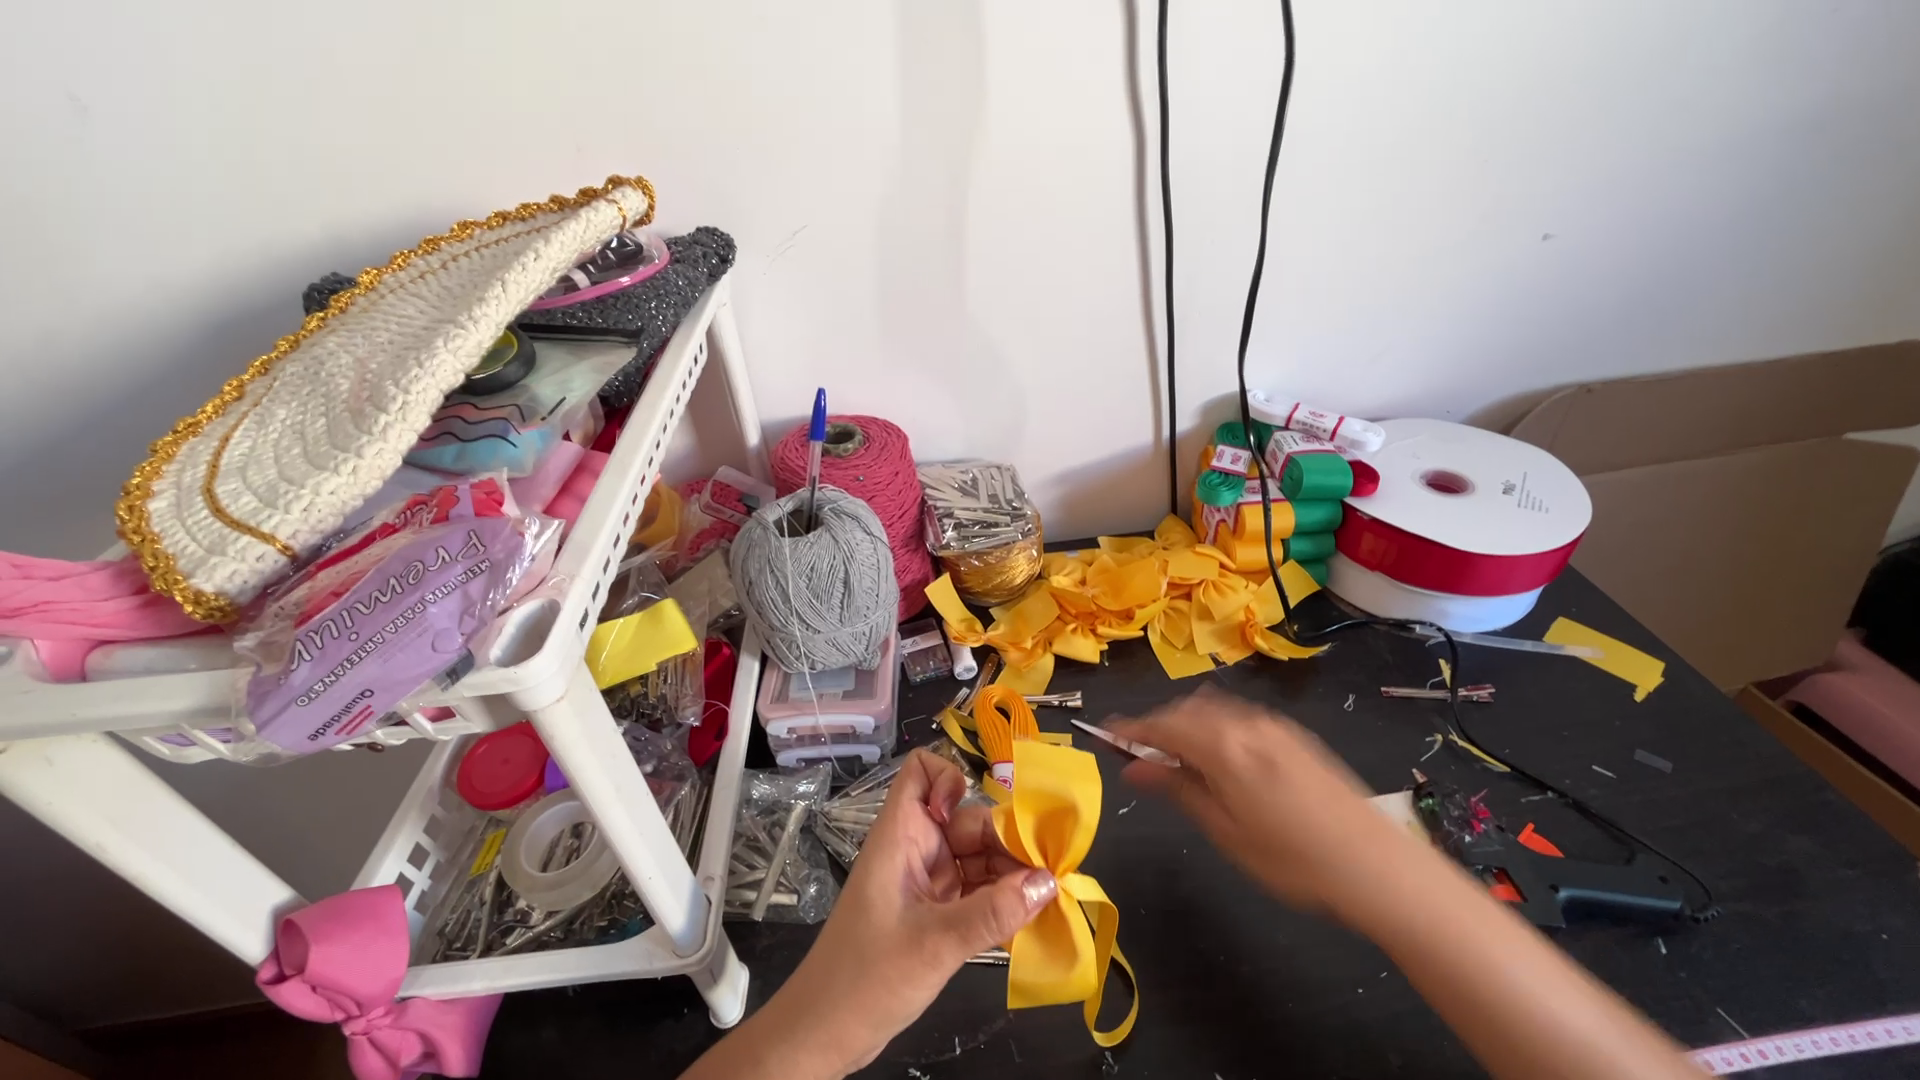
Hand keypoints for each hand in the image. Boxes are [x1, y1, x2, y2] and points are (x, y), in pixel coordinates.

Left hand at [770, 750, 1057, 1072]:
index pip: (923, 771)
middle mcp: (916, 848)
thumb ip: (993, 912)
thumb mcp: (935, 944)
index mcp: (901, 835)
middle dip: (1006, 838)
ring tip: (1050, 897)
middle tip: (1049, 871)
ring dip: (1011, 872)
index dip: (953, 778)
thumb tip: (1049, 881)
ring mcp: (926, 880)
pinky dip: (1002, 898)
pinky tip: (1031, 916)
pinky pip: (976, 888)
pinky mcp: (935, 911)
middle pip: (968, 819)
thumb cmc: (866, 977)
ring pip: (977, 855)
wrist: (823, 1033)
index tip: (982, 820)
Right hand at [1109, 686, 1422, 917]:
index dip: (1130, 729)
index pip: (1161, 725)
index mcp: (1222, 746)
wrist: (1374, 864)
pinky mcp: (1293, 736)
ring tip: (1175, 758)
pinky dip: (1215, 726)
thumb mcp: (1224, 829)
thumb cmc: (1290, 858)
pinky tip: (1218, 756)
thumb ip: (1177, 789)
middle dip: (1157, 726)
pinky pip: (1239, 717)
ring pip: (1213, 710)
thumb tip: (1133, 768)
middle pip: (1185, 711)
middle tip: (1138, 756)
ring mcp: (1273, 726)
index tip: (1105, 735)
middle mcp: (1245, 723)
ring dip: (1186, 724)